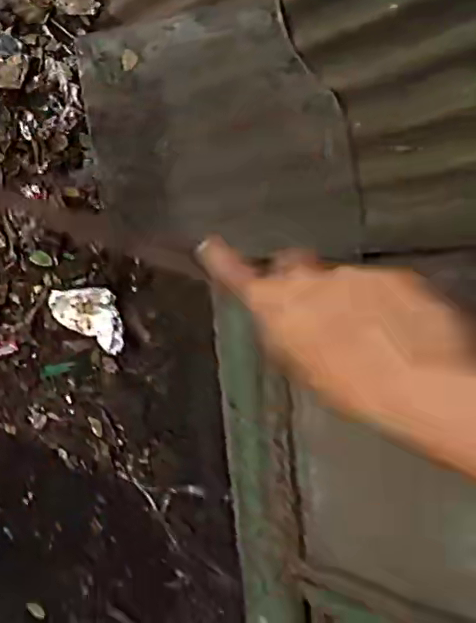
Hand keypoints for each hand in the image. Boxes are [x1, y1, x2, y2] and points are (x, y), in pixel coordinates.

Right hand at [198, 236, 475, 475]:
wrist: (422, 389)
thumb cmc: (348, 384)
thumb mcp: (291, 359)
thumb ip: (275, 324)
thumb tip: (276, 316)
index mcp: (265, 299)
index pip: (227, 266)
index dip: (219, 255)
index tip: (212, 244)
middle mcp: (298, 279)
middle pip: (291, 263)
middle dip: (301, 275)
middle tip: (321, 301)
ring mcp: (348, 275)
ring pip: (344, 277)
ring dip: (353, 295)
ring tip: (378, 328)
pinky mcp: (398, 278)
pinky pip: (389, 283)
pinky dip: (395, 300)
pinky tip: (405, 326)